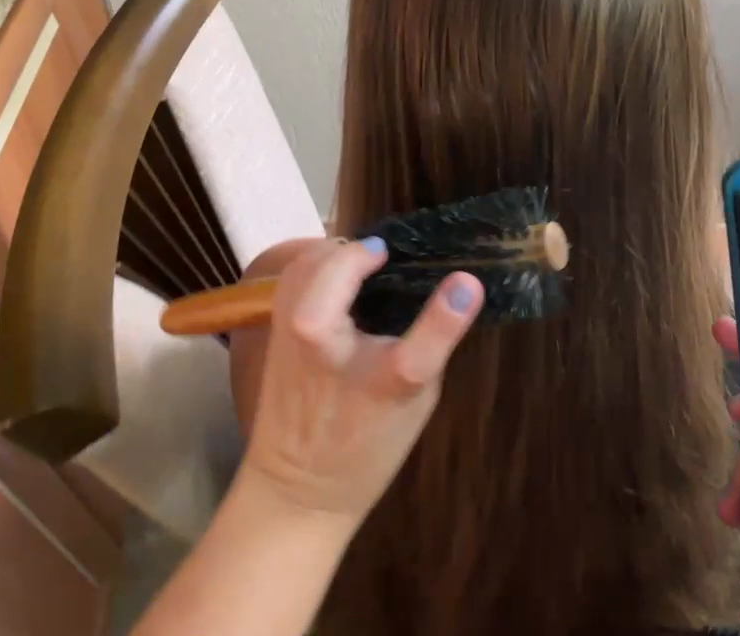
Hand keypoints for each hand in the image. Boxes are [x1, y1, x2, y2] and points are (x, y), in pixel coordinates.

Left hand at [237, 238, 482, 526]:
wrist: (299, 487)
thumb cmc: (368, 447)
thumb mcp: (418, 399)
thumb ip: (432, 340)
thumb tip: (455, 286)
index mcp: (380, 379)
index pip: (425, 337)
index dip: (450, 308)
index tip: (466, 281)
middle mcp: (327, 346)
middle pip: (342, 268)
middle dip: (370, 253)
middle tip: (395, 260)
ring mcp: (289, 331)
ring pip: (310, 260)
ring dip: (340, 252)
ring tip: (368, 262)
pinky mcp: (273, 328)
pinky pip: (294, 274)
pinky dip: (317, 262)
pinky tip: (336, 273)